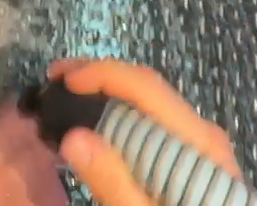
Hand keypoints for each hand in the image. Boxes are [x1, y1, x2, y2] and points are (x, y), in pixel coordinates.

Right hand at [47, 59, 240, 204]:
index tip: (62, 81)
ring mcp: (198, 144)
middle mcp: (200, 131)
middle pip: (144, 85)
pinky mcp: (190, 159)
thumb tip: (72, 137)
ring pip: (146, 101)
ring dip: (105, 92)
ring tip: (67, 97)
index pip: (144, 85)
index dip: (100, 73)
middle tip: (55, 80)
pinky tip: (96, 124)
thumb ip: (114, 183)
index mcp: (197, 140)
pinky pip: (151, 123)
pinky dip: (119, 114)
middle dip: (97, 76)